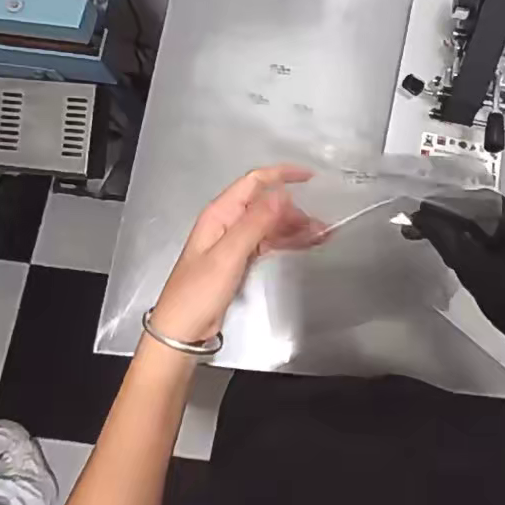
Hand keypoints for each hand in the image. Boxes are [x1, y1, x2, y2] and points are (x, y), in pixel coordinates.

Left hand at [151, 166, 324, 344]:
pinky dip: (286, 242)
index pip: (253, 182)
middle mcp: (227, 223)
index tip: (309, 178)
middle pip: (266, 205)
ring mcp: (233, 242)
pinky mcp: (239, 260)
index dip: (281, 175)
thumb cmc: (198, 292)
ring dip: (294, 227)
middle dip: (294, 210)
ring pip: (269, 225)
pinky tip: (305, 244)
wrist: (183, 329)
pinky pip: (267, 243)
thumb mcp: (228, 255)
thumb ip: (255, 223)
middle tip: (320, 224)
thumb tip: (281, 194)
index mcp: (220, 214)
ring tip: (321, 235)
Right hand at [411, 196, 504, 393]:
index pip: (477, 199)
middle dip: (451, 218)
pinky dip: (476, 243)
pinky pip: (499, 242)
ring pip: (490, 228)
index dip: (445, 204)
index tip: (419, 213)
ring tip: (435, 239)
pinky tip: (459, 254)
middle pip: (484, 211)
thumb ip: (444, 237)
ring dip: (461, 231)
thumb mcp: (471, 266)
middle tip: (421, 228)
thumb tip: (420, 217)